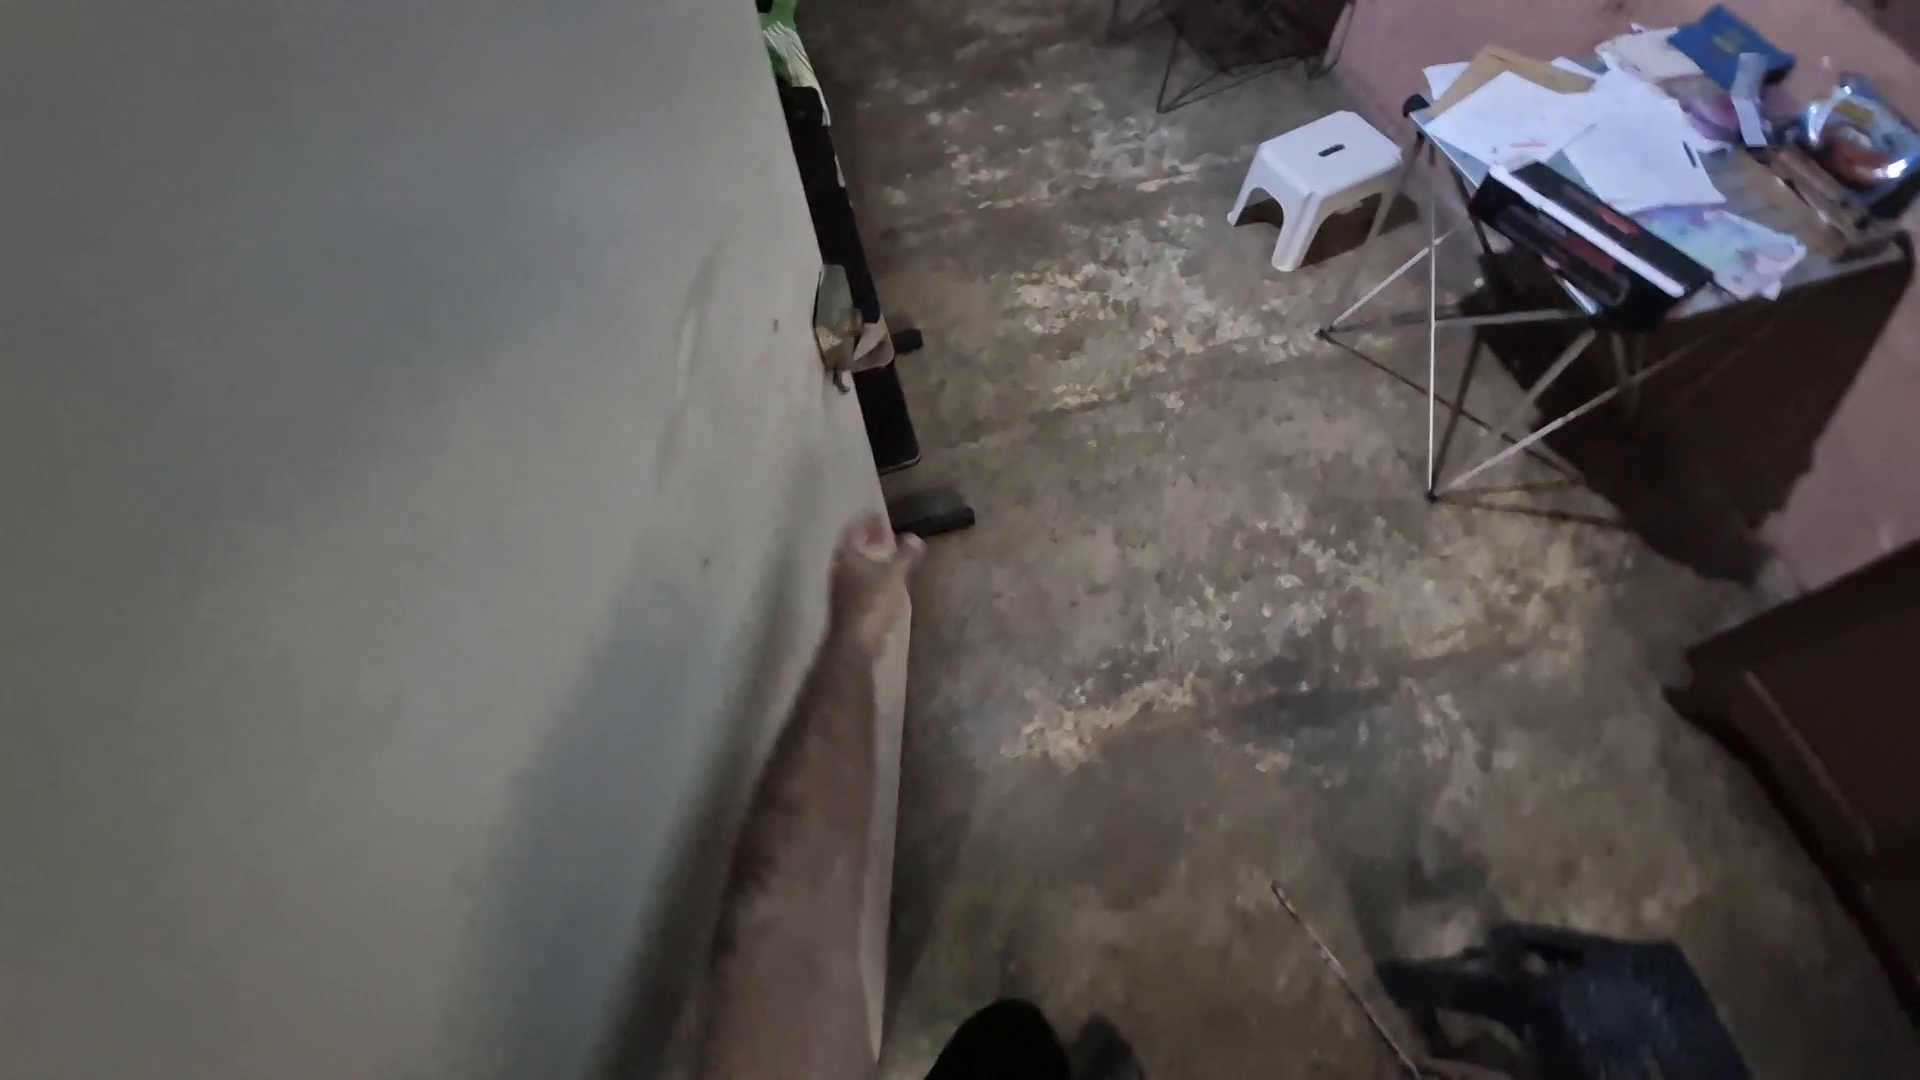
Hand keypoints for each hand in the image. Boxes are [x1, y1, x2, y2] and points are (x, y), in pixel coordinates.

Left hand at [828, 512, 922, 659]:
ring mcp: (840, 589)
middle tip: (886, 534)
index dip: (866, 522)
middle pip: (853, 547)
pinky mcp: (847, 605)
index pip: (853, 530)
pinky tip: (885, 580)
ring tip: (889, 555)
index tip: (880, 517)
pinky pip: (858, 580)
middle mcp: (839, 569)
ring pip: (855, 565)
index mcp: (847, 556)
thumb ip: (906, 555)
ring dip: (870, 557)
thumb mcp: (895, 575)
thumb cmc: (873, 602)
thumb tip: (915, 538)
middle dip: (869, 539)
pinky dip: (871, 573)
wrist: (856, 641)